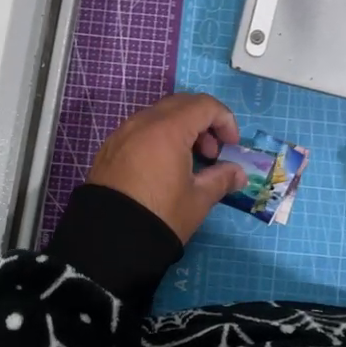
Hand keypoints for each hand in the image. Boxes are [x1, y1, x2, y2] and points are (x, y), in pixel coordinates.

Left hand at [87, 93, 247, 243]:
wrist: (107, 242)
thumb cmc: (160, 215)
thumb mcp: (198, 200)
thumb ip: (221, 179)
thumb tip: (238, 173)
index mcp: (168, 129)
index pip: (204, 105)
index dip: (225, 120)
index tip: (232, 145)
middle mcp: (143, 122)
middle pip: (181, 104)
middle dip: (203, 122)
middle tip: (212, 152)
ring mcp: (123, 132)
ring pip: (158, 115)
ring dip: (180, 129)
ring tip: (188, 162)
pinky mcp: (109, 147)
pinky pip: (140, 129)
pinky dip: (158, 137)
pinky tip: (162, 167)